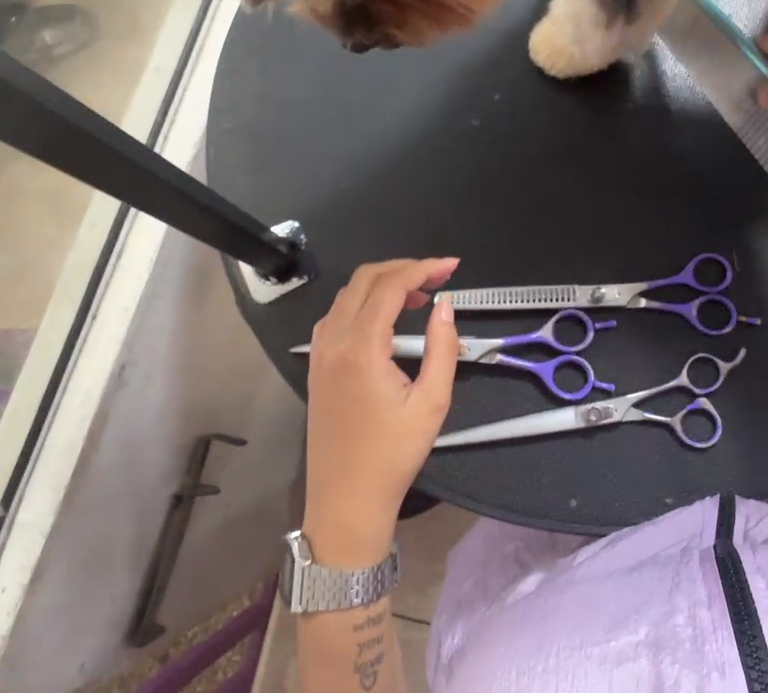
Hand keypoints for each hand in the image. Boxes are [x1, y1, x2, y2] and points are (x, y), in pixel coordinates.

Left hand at [302, 258, 460, 567]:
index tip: (452, 267)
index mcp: (361, 348)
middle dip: (403, 268)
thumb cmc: (393, 456)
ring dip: (382, 284)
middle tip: (437, 276)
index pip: (390, 286)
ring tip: (419, 297)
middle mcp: (333, 341)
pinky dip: (363, 303)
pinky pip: (336, 315)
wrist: (345, 501)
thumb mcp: (432, 404)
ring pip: (347, 295)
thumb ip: (442, 348)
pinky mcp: (316, 366)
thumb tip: (445, 306)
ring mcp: (319, 353)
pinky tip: (387, 319)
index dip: (423, 268)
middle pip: (364, 280)